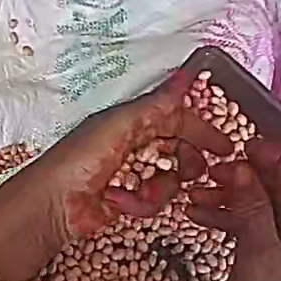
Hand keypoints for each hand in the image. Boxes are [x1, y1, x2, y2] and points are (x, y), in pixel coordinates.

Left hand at [0, 69, 233, 269]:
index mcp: (132, 121)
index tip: (225, 147)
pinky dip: (138, 205)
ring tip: (136, 192)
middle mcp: (134, 145)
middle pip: (179, 151)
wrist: (54, 205)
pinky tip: (118, 203)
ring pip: (169, 181)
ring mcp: (132, 175)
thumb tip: (187, 74)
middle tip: (191, 173)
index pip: (177, 119)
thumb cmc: (80, 160)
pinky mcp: (128, 202)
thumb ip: (157, 105)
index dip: (201, 131)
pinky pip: (152, 203)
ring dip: (157, 189)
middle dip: (185, 164)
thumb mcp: (120, 126)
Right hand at [188, 138, 280, 280]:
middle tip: (212, 170)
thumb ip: (251, 208)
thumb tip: (239, 168)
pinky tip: (198, 213)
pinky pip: (255, 224)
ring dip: (232, 196)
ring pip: (265, 205)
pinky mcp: (276, 255)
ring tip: (197, 192)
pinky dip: (229, 217)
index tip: (244, 146)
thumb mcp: (259, 256)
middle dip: (247, 177)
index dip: (277, 157)